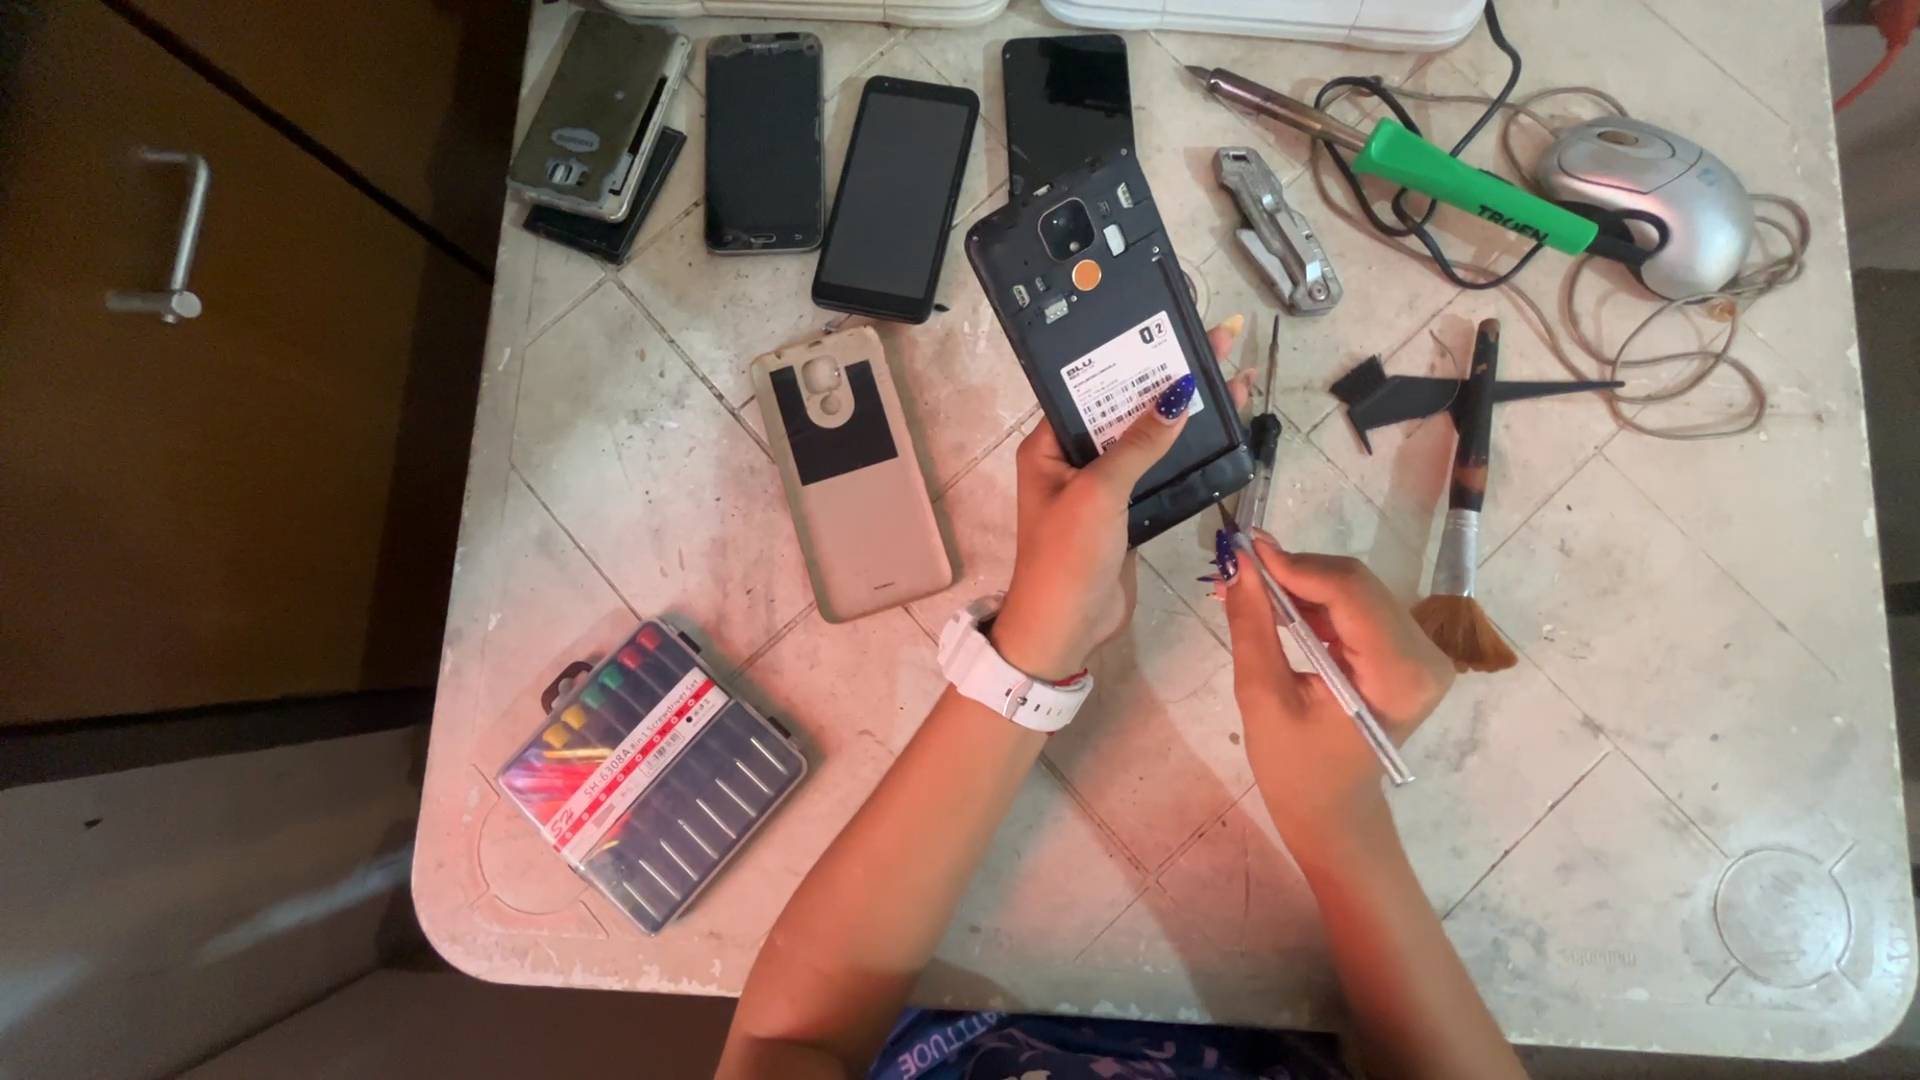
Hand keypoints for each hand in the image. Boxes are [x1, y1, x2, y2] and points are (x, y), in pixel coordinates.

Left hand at [992, 320, 1247, 680]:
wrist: (1066, 629)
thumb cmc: (1067, 555)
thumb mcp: (1098, 492)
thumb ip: (1138, 444)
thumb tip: (1178, 394)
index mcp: (1049, 448)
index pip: (1092, 390)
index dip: (1131, 360)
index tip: (1171, 332)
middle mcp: (1073, 461)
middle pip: (1125, 411)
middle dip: (1169, 381)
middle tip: (1219, 343)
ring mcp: (1101, 488)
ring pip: (1147, 442)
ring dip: (1185, 416)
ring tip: (1233, 379)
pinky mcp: (1126, 513)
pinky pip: (1158, 474)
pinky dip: (1186, 455)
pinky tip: (1220, 432)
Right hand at [1221, 531, 1453, 854]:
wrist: (1330, 810)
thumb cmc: (1295, 767)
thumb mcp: (1262, 694)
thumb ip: (1253, 625)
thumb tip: (1239, 566)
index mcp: (1399, 674)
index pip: (1349, 592)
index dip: (1295, 564)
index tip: (1244, 549)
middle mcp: (1422, 655)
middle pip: (1353, 584)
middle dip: (1292, 572)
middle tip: (1237, 569)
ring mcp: (1416, 652)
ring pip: (1350, 589)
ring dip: (1296, 584)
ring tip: (1245, 589)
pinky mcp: (1400, 651)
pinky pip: (1351, 607)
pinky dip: (1309, 601)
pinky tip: (1272, 608)